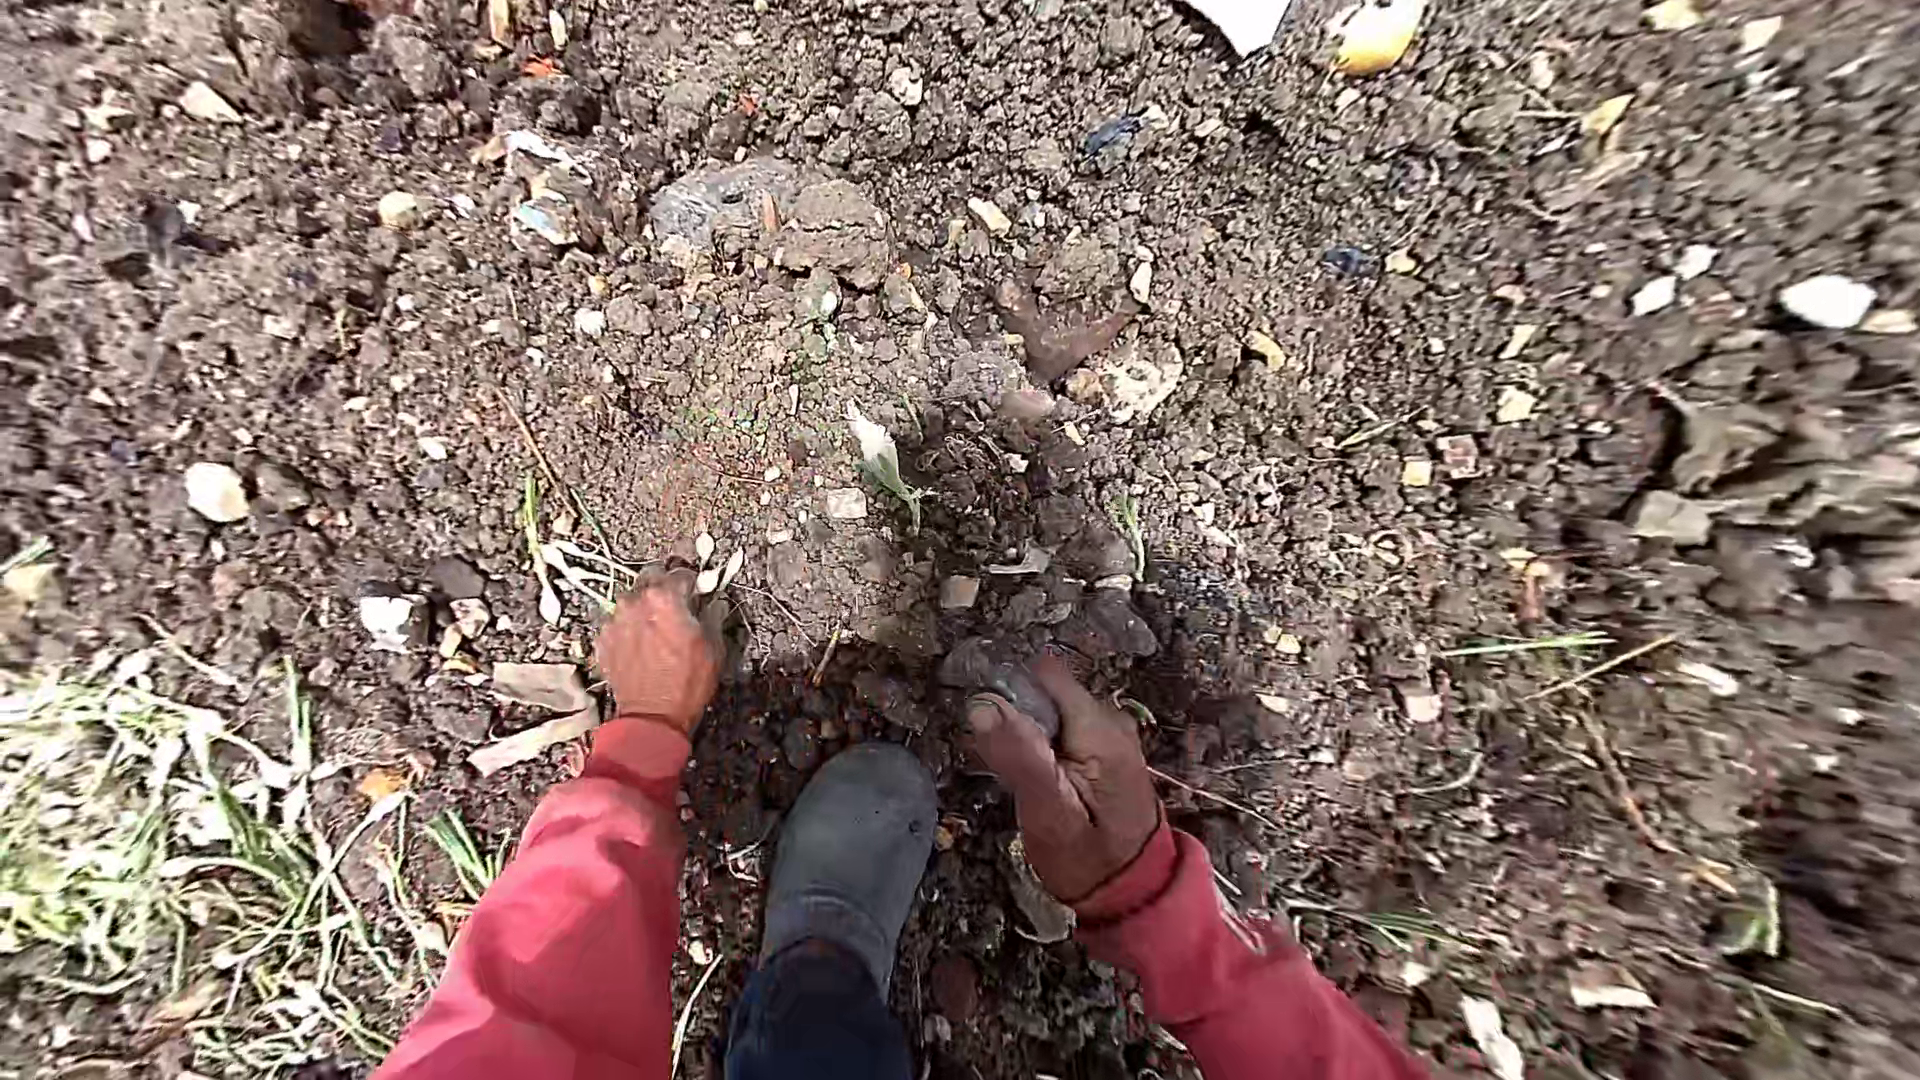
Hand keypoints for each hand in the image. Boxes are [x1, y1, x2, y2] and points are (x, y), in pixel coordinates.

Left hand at [594, 570, 721, 735]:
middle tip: (679, 607)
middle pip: (652, 579)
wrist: (653, 716)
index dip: (694, 583)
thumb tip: (713, 603)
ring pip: (633, 600)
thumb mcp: (714, 645)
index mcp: (665, 598)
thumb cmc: (686, 682)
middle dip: (666, 589)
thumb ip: (712, 614)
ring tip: (660, 628)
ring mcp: (616, 621)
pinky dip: (632, 627)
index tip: (699, 592)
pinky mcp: (604, 641)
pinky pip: (620, 622)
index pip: (681, 573)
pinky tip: (645, 643)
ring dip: (647, 608)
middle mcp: (635, 603)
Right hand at [966, 654, 1161, 903]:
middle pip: (1046, 690)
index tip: (993, 729)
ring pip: (1051, 708)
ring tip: (1021, 776)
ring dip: (1028, 734)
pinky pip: (1063, 726)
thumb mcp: (1048, 814)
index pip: (1044, 674)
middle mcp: (1110, 718)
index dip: (1012, 693)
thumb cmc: (1089, 861)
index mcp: (1099, 727)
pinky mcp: (1106, 745)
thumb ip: (1019, 757)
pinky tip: (1040, 777)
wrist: (1135, 896)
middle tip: (1006, 766)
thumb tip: (983, 706)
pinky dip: (1043, 744)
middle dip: (1018, 718)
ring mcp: (1111, 731)